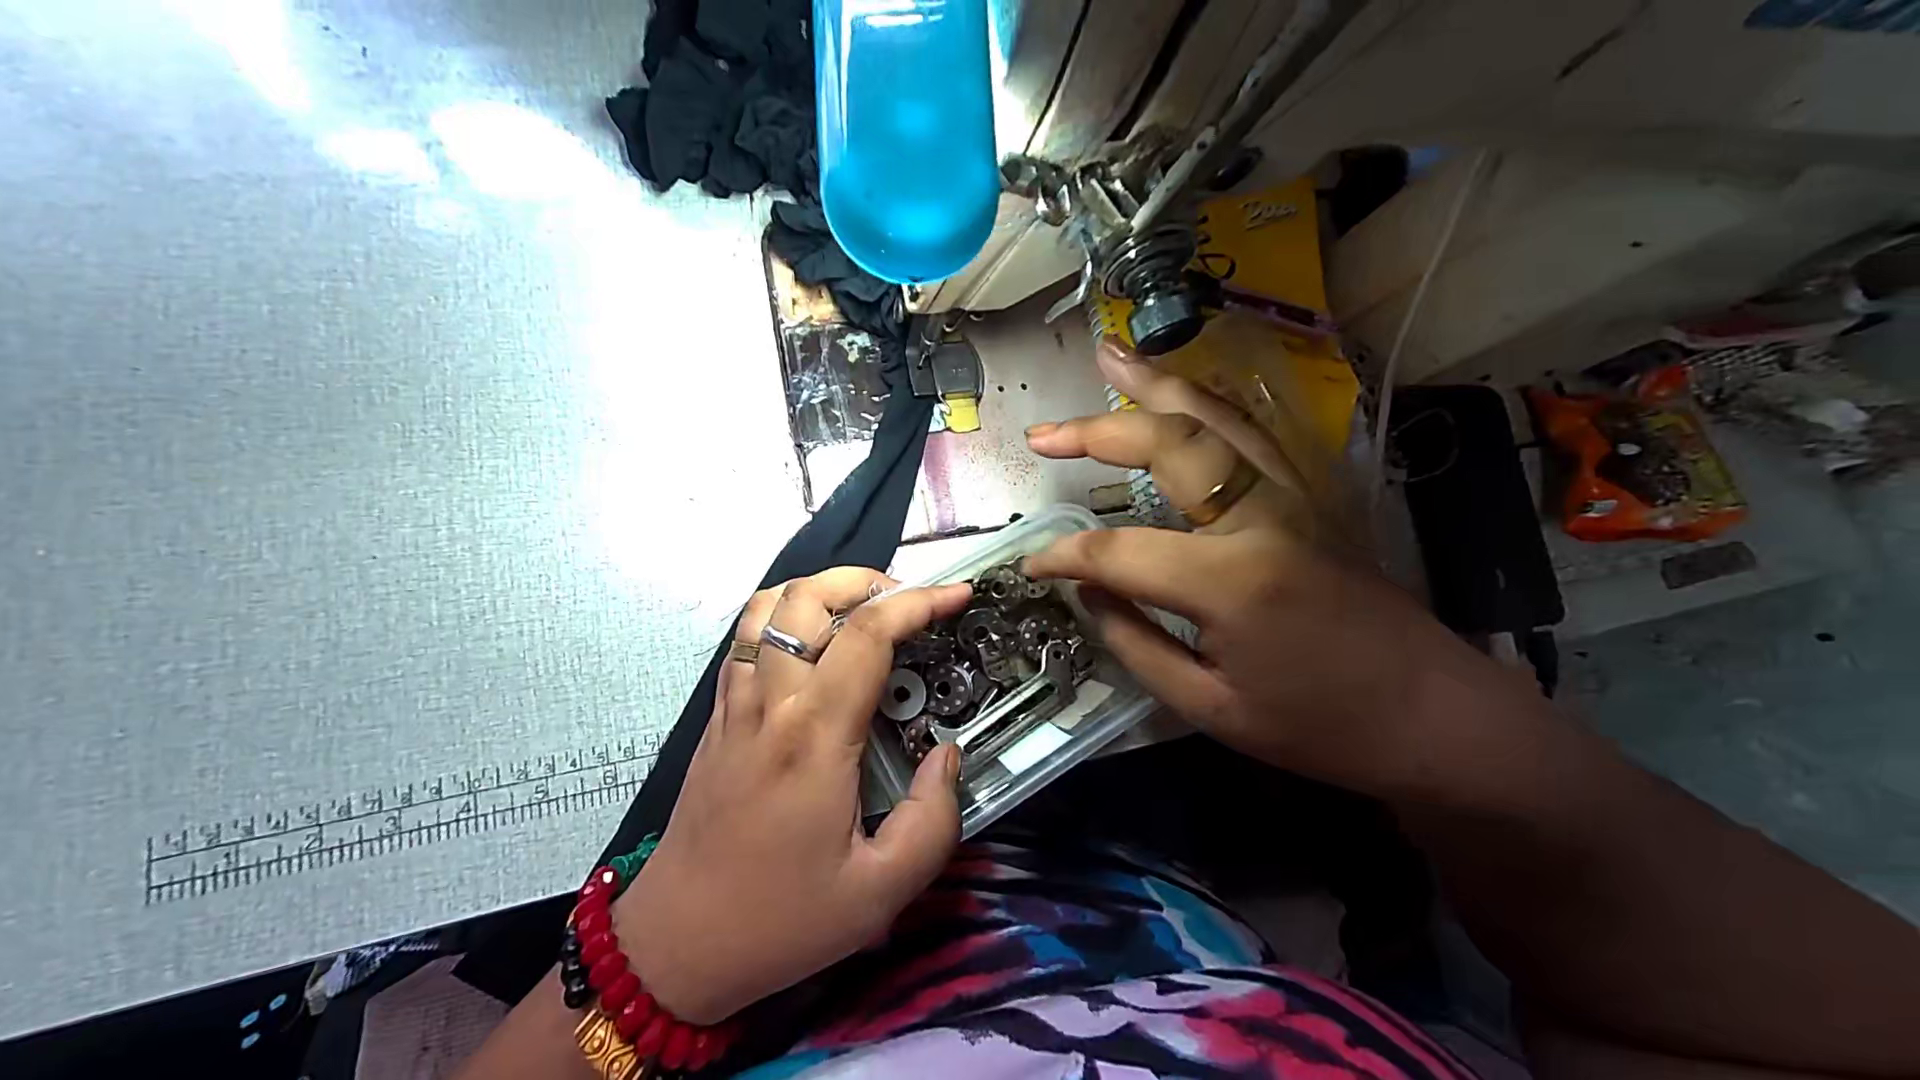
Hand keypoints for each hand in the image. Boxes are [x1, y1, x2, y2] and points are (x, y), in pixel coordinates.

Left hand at [611, 569, 970, 1023]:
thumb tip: (948, 755)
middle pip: (807, 598)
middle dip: (865, 580)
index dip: (918, 602)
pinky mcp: (718, 718)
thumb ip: (933, 819)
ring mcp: (735, 704)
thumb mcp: (882, 891)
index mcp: (814, 735)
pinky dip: (784, 616)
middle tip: (907, 601)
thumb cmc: (780, 920)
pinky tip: (815, 645)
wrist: (676, 944)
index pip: (867, 634)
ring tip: (863, 610)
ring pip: (766, 608)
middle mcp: (770, 702)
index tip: (956, 594)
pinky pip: (746, 640)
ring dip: (819, 591)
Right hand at [1023, 341, 1518, 802]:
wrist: (1433, 715)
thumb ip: (1134, 643)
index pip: (1118, 551)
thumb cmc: (1317, 725)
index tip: (1030, 566)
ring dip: (1157, 384)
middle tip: (1042, 433)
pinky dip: (1206, 404)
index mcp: (1231, 580)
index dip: (1063, 557)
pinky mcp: (1312, 496)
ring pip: (1216, 418)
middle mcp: (1262, 518)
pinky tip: (1178, 393)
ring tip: (1109, 355)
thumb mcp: (1208, 706)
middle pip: (1169, 446)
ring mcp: (1294, 496)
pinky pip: (1250, 433)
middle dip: (1096, 432)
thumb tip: (1086, 591)